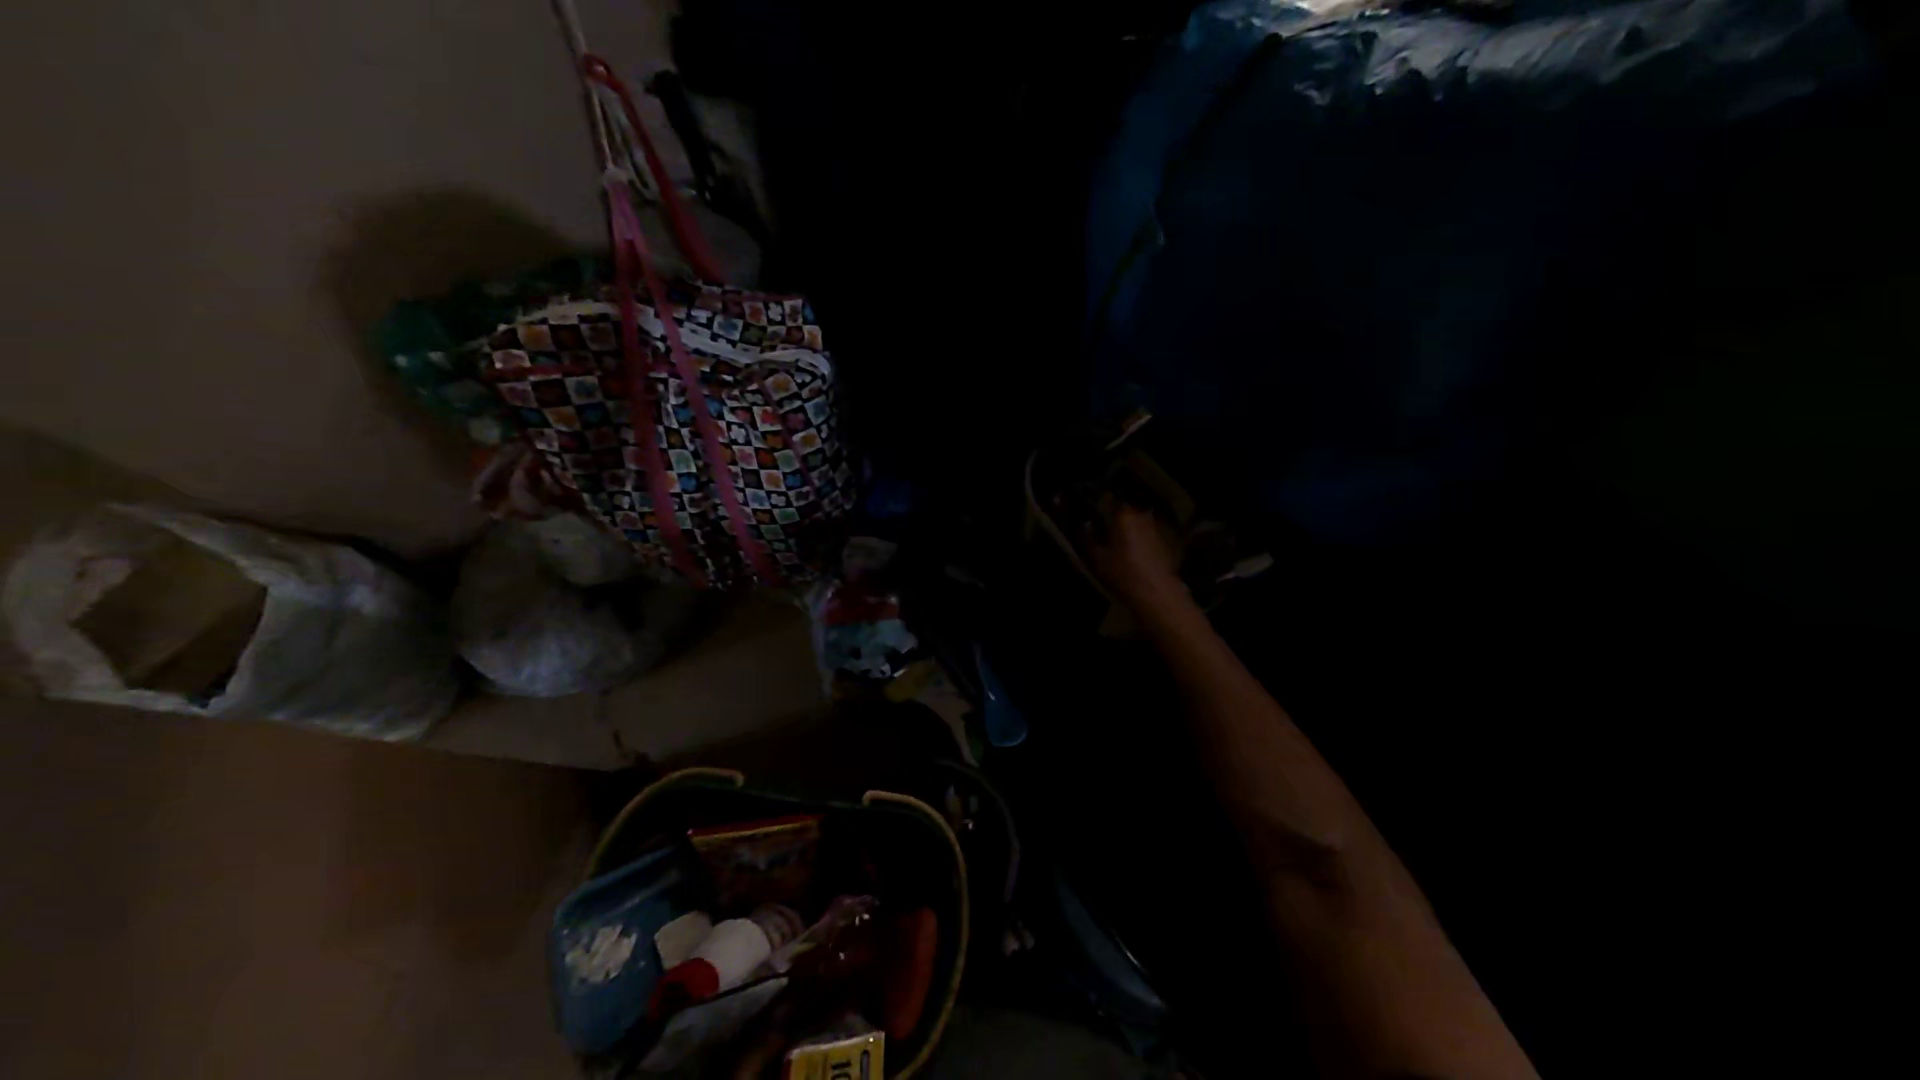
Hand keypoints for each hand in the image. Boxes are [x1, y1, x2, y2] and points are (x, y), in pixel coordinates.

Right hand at [1089, 503, 1191, 614]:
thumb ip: (1090, 538)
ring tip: (1124, 547)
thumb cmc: (1124, 573)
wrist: (1158, 593)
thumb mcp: (1098, 558)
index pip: (1109, 502)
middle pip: (1126, 512)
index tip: (1094, 519)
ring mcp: (1159, 527)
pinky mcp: (1170, 540)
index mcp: (1124, 515)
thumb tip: (1087, 525)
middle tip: (1108, 535)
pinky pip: (1152, 535)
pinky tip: (1140, 556)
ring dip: (1132, 531)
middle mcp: (1143, 515)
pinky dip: (1145, 540)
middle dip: (1117, 521)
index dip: (1100, 509)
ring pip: (1140, 523)